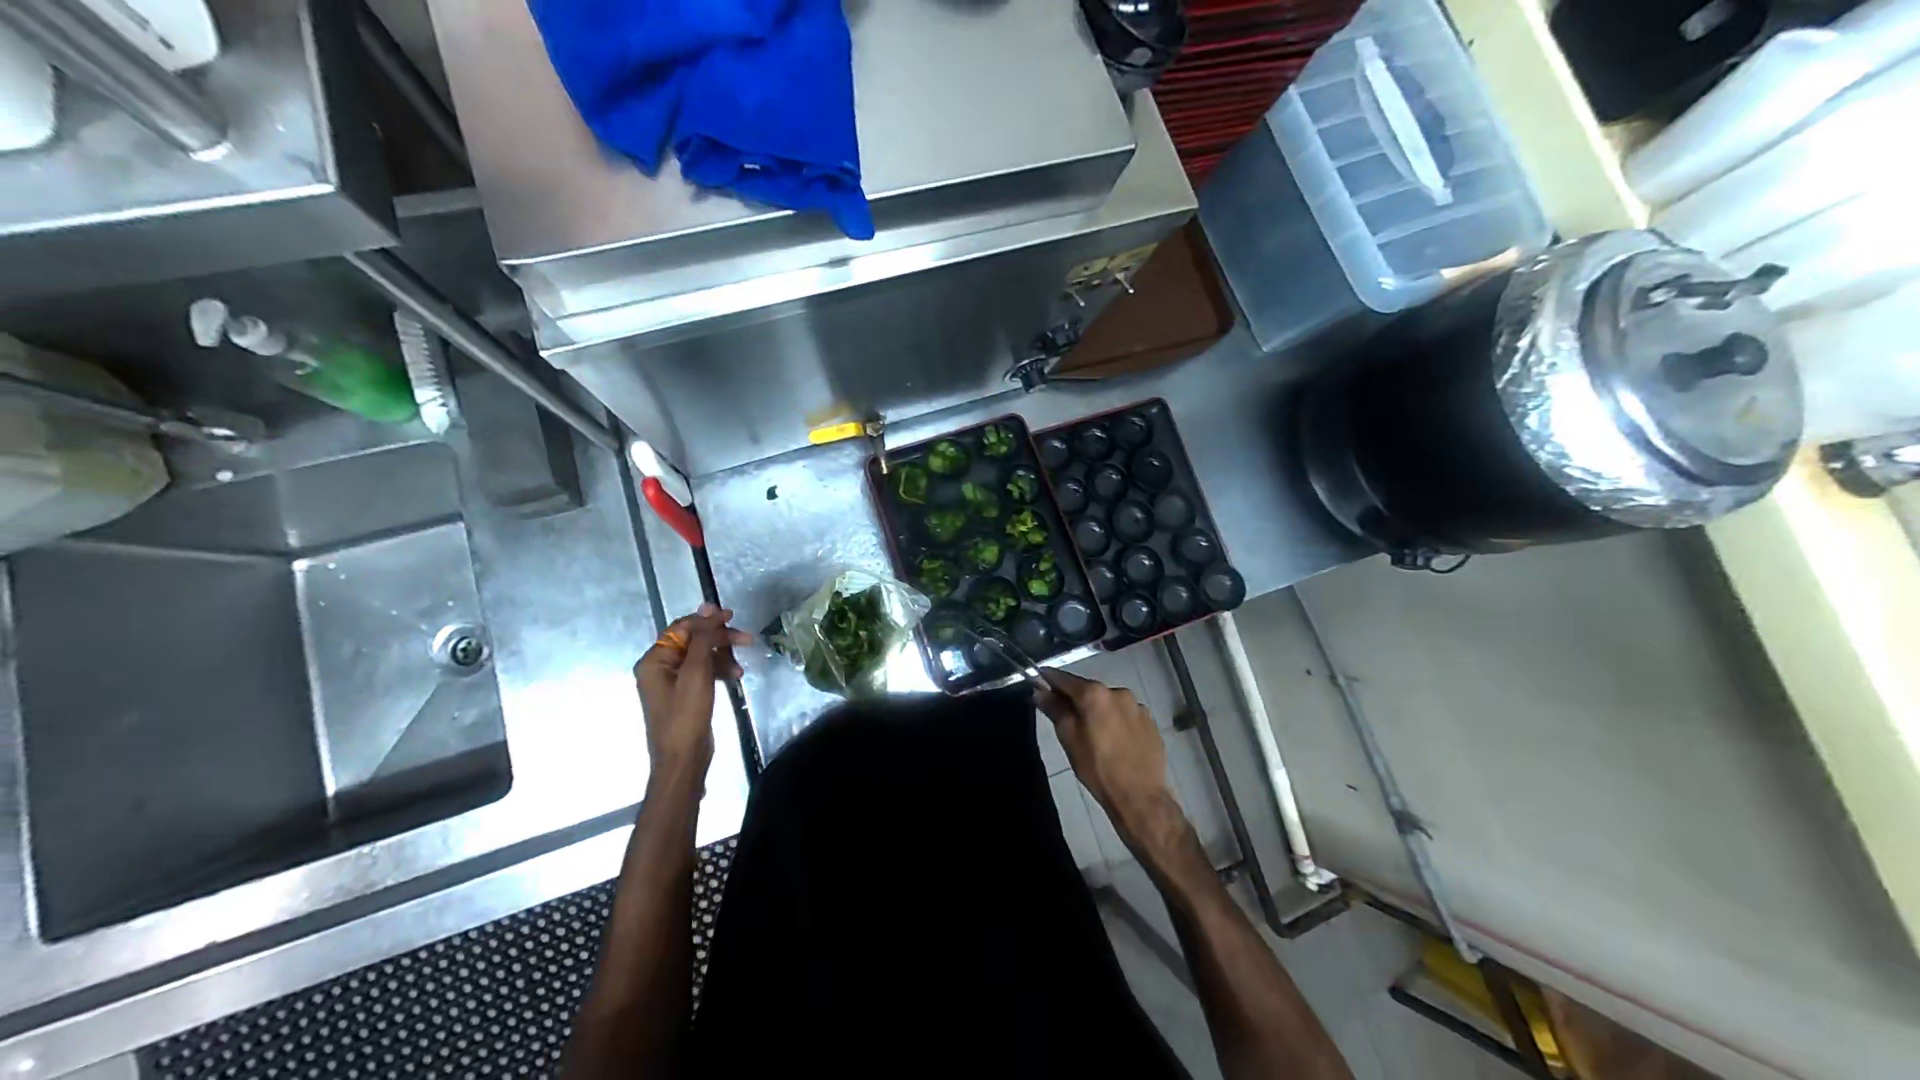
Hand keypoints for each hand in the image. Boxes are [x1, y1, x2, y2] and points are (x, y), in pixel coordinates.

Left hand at [634, 605, 749, 782]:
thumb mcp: (696, 673)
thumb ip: (702, 639)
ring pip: (701, 657)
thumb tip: (708, 610)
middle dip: (719, 639)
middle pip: (692, 641)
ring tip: (742, 668)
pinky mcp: (685, 694)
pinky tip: (735, 677)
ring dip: (723, 657)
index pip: (681, 628)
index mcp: (654, 660)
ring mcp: (671, 682)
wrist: (683, 759)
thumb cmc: (686, 715)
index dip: (707, 619)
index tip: (732, 615)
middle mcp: (659, 668)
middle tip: (747, 638)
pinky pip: (703, 672)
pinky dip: (719, 671)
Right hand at [1036, 669, 1176, 834]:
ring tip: (1092, 733)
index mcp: (1095, 694)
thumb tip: (1040, 692)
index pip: (1065, 679)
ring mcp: (1137, 706)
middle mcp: (1118, 692)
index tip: (1038, 679)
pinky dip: (1115, 720)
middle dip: (1075, 699)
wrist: (1140, 796)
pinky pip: (1125, 714)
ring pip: (1109, 702)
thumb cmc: (1097, 768)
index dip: (1049, 679)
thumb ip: (1055, 710)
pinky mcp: (1150, 722)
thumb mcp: (1069, 739)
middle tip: (1064, 715)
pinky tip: (1113, 740)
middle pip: (1089, 690)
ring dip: (1097, 710)